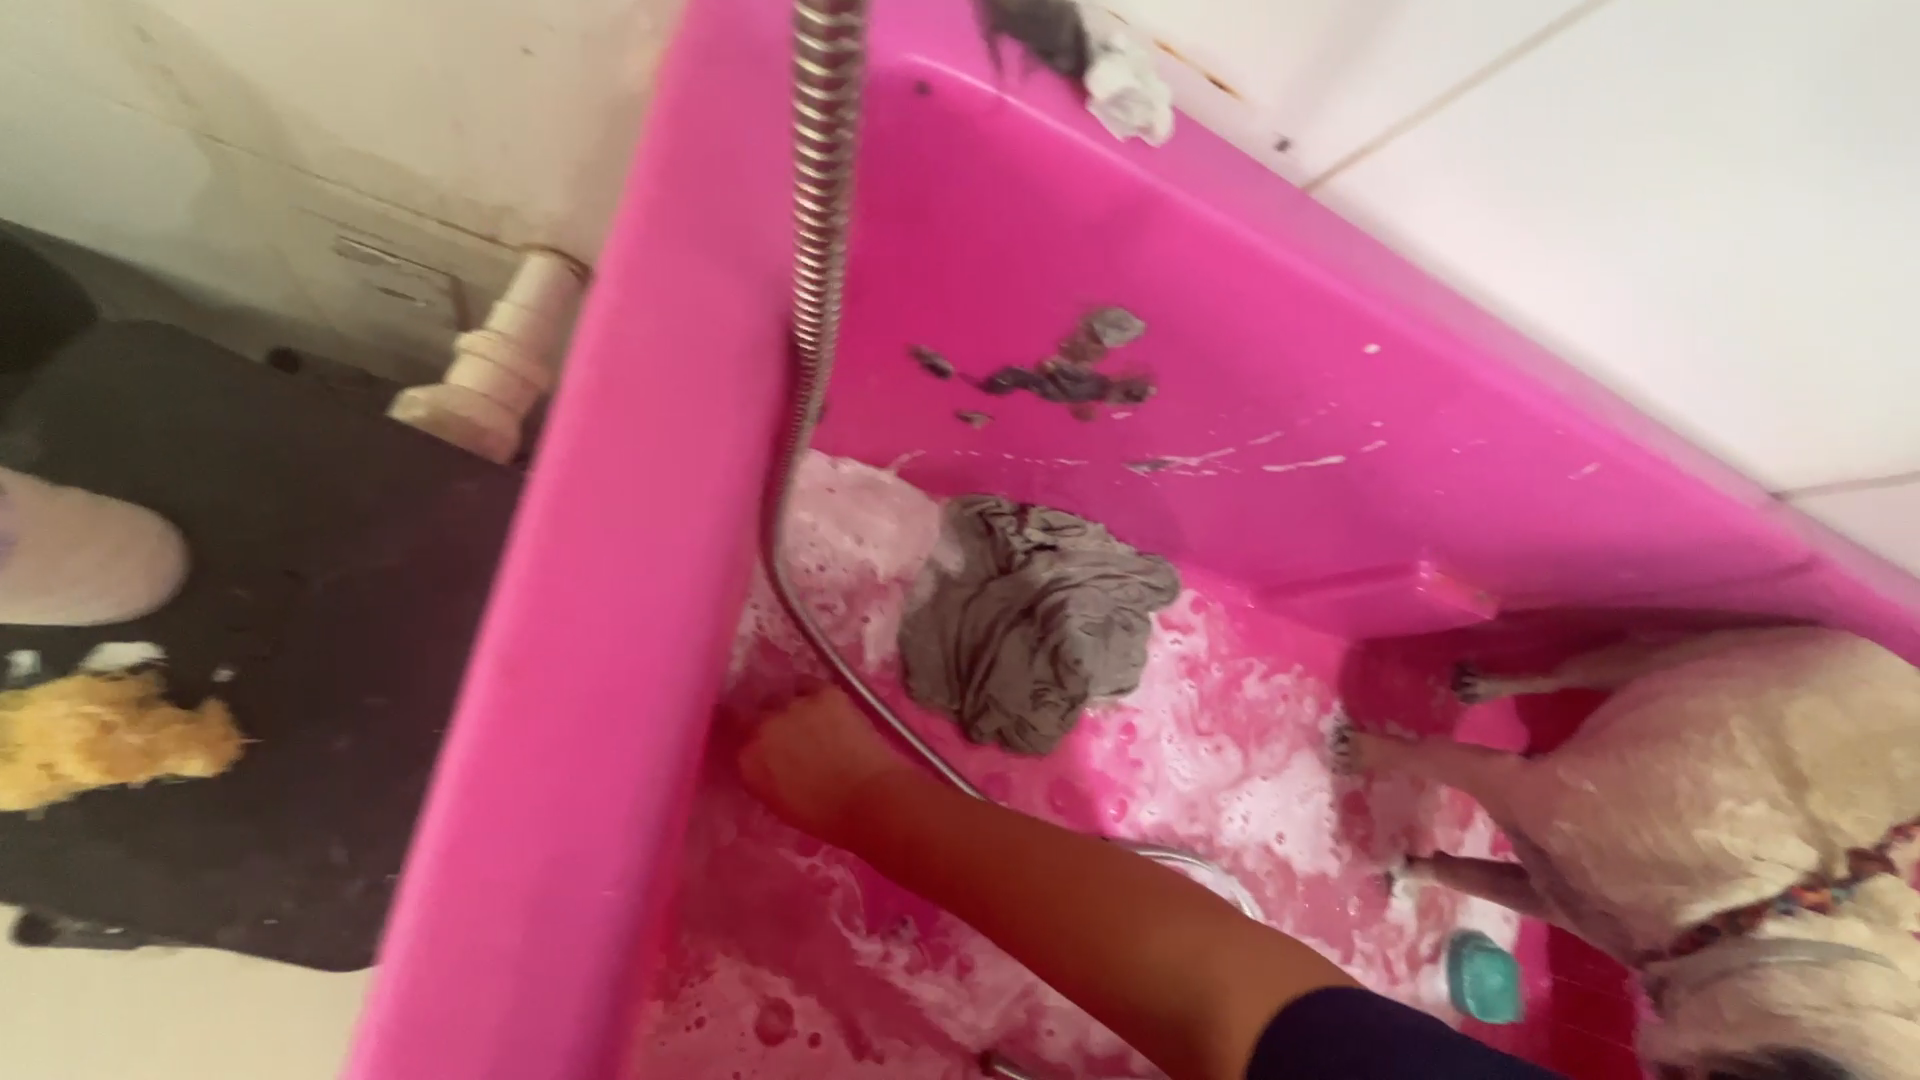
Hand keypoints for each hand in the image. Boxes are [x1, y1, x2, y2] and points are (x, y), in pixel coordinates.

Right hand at [738, 687, 913, 840]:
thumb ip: (761, 772)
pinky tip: (825, 705)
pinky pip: (808, 684)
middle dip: (765, 719)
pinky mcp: (824, 692)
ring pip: (781, 695)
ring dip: (789, 706)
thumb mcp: (776, 800)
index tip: (755, 738)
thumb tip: (764, 757)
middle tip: (785, 731)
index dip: (745, 734)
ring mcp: (793, 704)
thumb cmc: (824, 814)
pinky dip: (812, 693)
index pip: (733, 735)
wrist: (869, 798)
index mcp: (747, 760)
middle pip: (754, 710)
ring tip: (809, 718)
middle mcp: (763, 726)